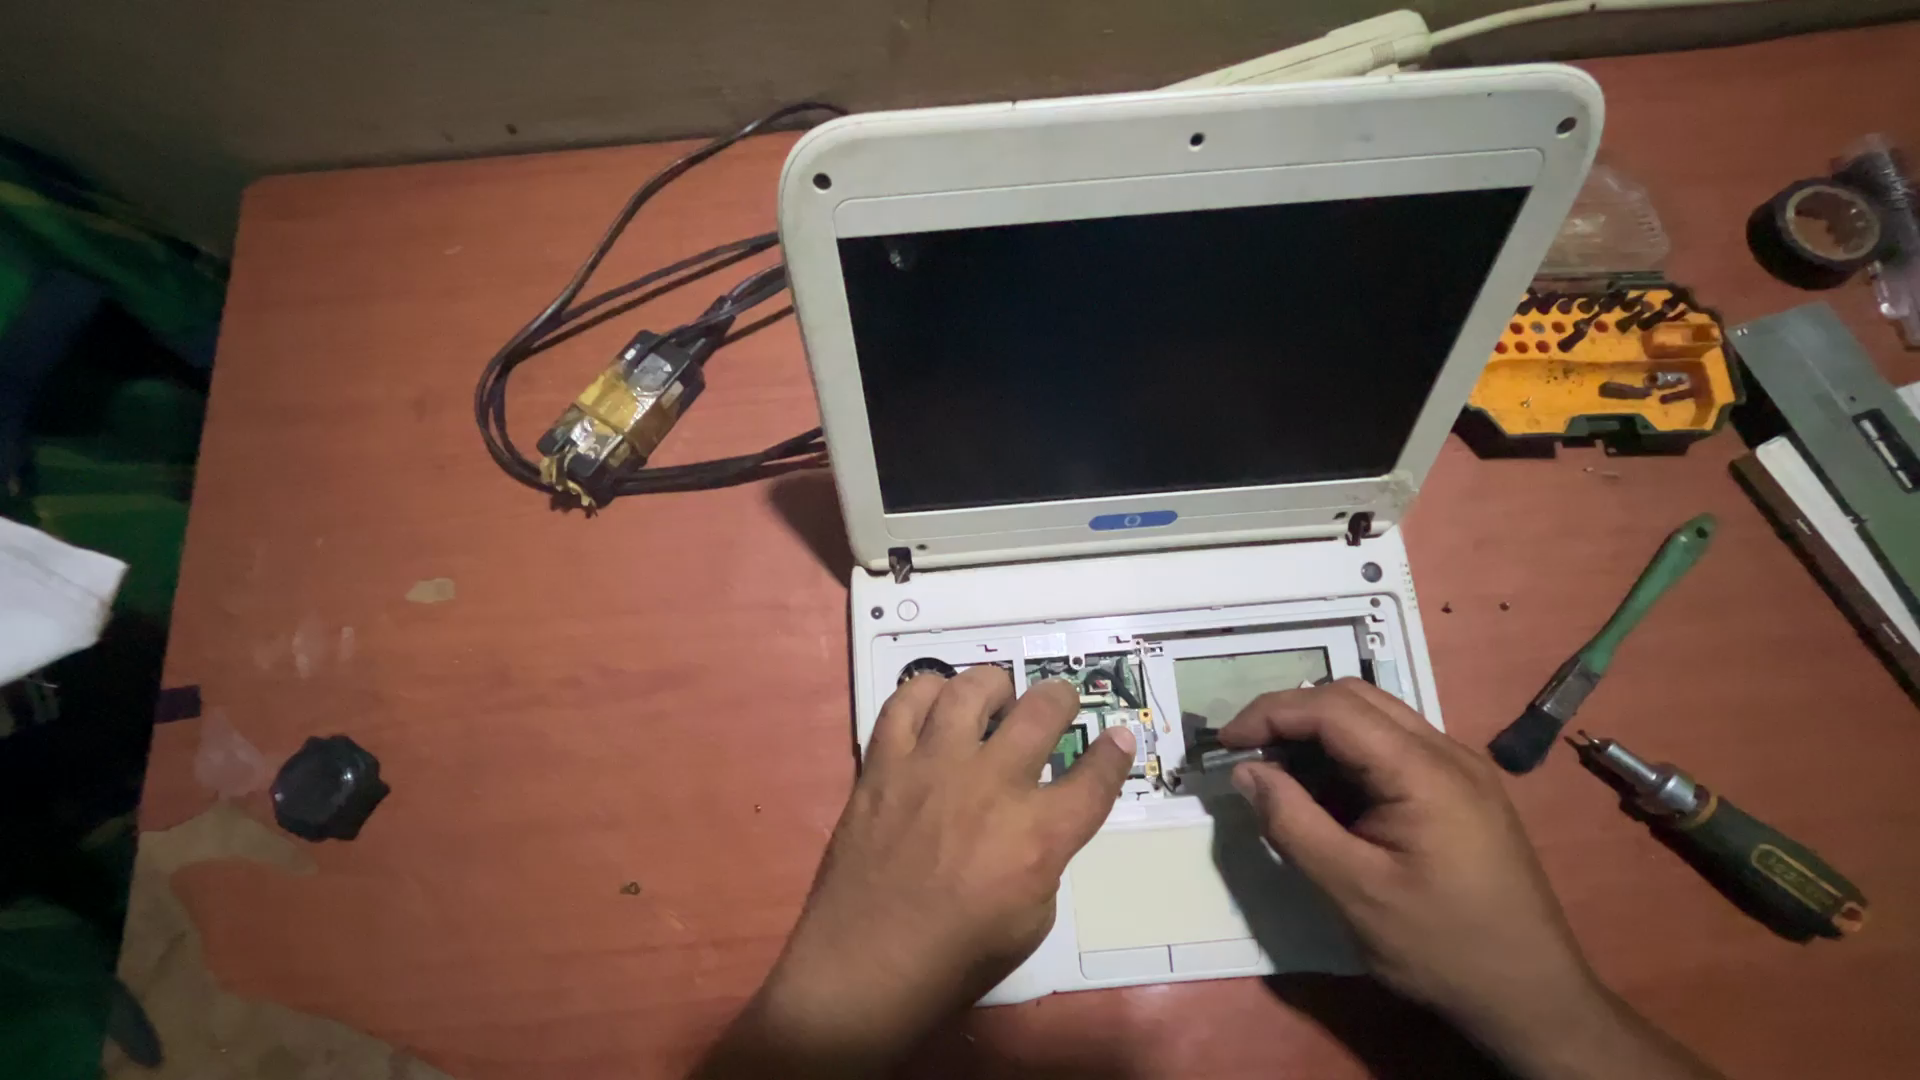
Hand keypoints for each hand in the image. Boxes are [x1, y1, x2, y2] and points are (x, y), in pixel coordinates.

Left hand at [699, 667, 1133, 1076]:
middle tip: (1058, 702)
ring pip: (972, 688)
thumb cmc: (956, 957)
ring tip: (995, 697)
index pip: (1095, 780)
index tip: (1121, 737)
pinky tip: (936, 704)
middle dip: (1062, 697)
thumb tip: (1042, 813)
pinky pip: (906, 701)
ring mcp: (933, 766)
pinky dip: (927, 692)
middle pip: (1042, 710)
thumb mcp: (1033, 919)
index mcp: (1037, 835)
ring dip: (994, 686)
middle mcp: (991, 785)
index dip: (1115, 754)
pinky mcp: (885, 762)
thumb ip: (1045, 853)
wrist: (865, 963)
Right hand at [1221, 679, 1721, 1079]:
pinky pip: (1389, 744)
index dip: (1270, 713)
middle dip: (1290, 714)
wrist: (1535, 1001)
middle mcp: (1446, 752)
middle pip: (1352, 698)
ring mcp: (1458, 768)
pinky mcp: (1459, 789)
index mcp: (1424, 771)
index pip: (1332, 708)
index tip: (1226, 743)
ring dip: (1316, 731)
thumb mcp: (1353, 891)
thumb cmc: (1443, 948)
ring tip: (1277, 772)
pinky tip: (1324, 793)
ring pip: (1371, 715)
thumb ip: (1292, 823)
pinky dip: (1343, 753)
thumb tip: (1245, 770)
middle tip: (1248, 753)